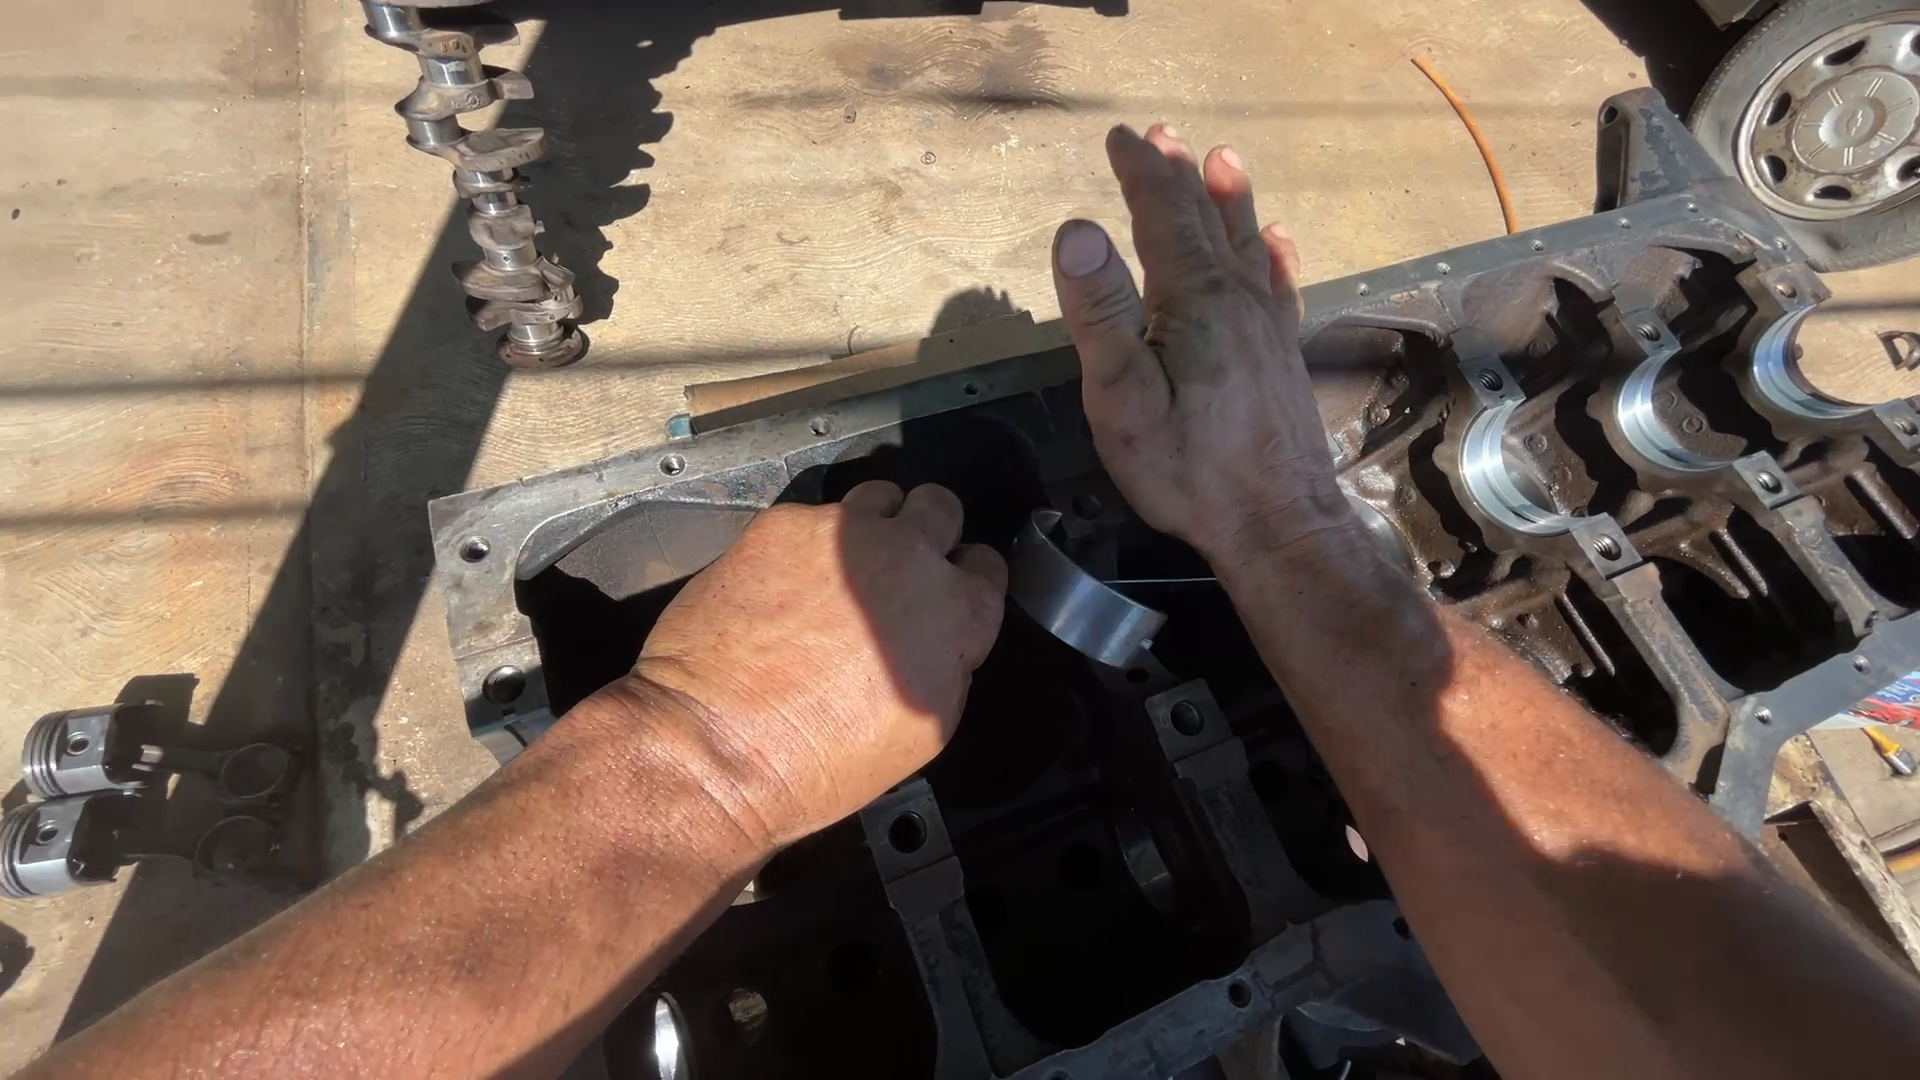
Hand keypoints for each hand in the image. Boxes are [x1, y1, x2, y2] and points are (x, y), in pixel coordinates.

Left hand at [611, 481, 1006, 844]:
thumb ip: (951, 660)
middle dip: (929, 531)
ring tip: (841, 568)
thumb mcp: (926, 730)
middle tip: (899, 566)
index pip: (987, 564)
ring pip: (877, 497)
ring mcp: (844, 531)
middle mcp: (908, 557)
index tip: (947, 591)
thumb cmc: (825, 758)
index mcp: (956, 611)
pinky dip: (807, 543)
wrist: (716, 745)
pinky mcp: (784, 523)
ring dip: (871, 525)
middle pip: (941, 507)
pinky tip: (781, 585)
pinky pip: (812, 517)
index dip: (966, 578)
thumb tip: (941, 633)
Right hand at [1051, 124, 1356, 571]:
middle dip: (1177, 175)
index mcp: (1192, 300)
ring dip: (1228, 199)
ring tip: (1221, 160)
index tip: (1120, 139)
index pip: (1162, 216)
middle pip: (1205, 219)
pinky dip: (1274, 253)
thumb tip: (1077, 229)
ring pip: (1246, 242)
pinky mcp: (1282, 354)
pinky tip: (1277, 241)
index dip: (1139, 173)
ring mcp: (1266, 325)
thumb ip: (1100, 313)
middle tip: (1160, 137)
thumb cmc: (1186, 467)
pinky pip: (1280, 285)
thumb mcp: (1121, 397)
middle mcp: (1236, 298)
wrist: (1275, 520)